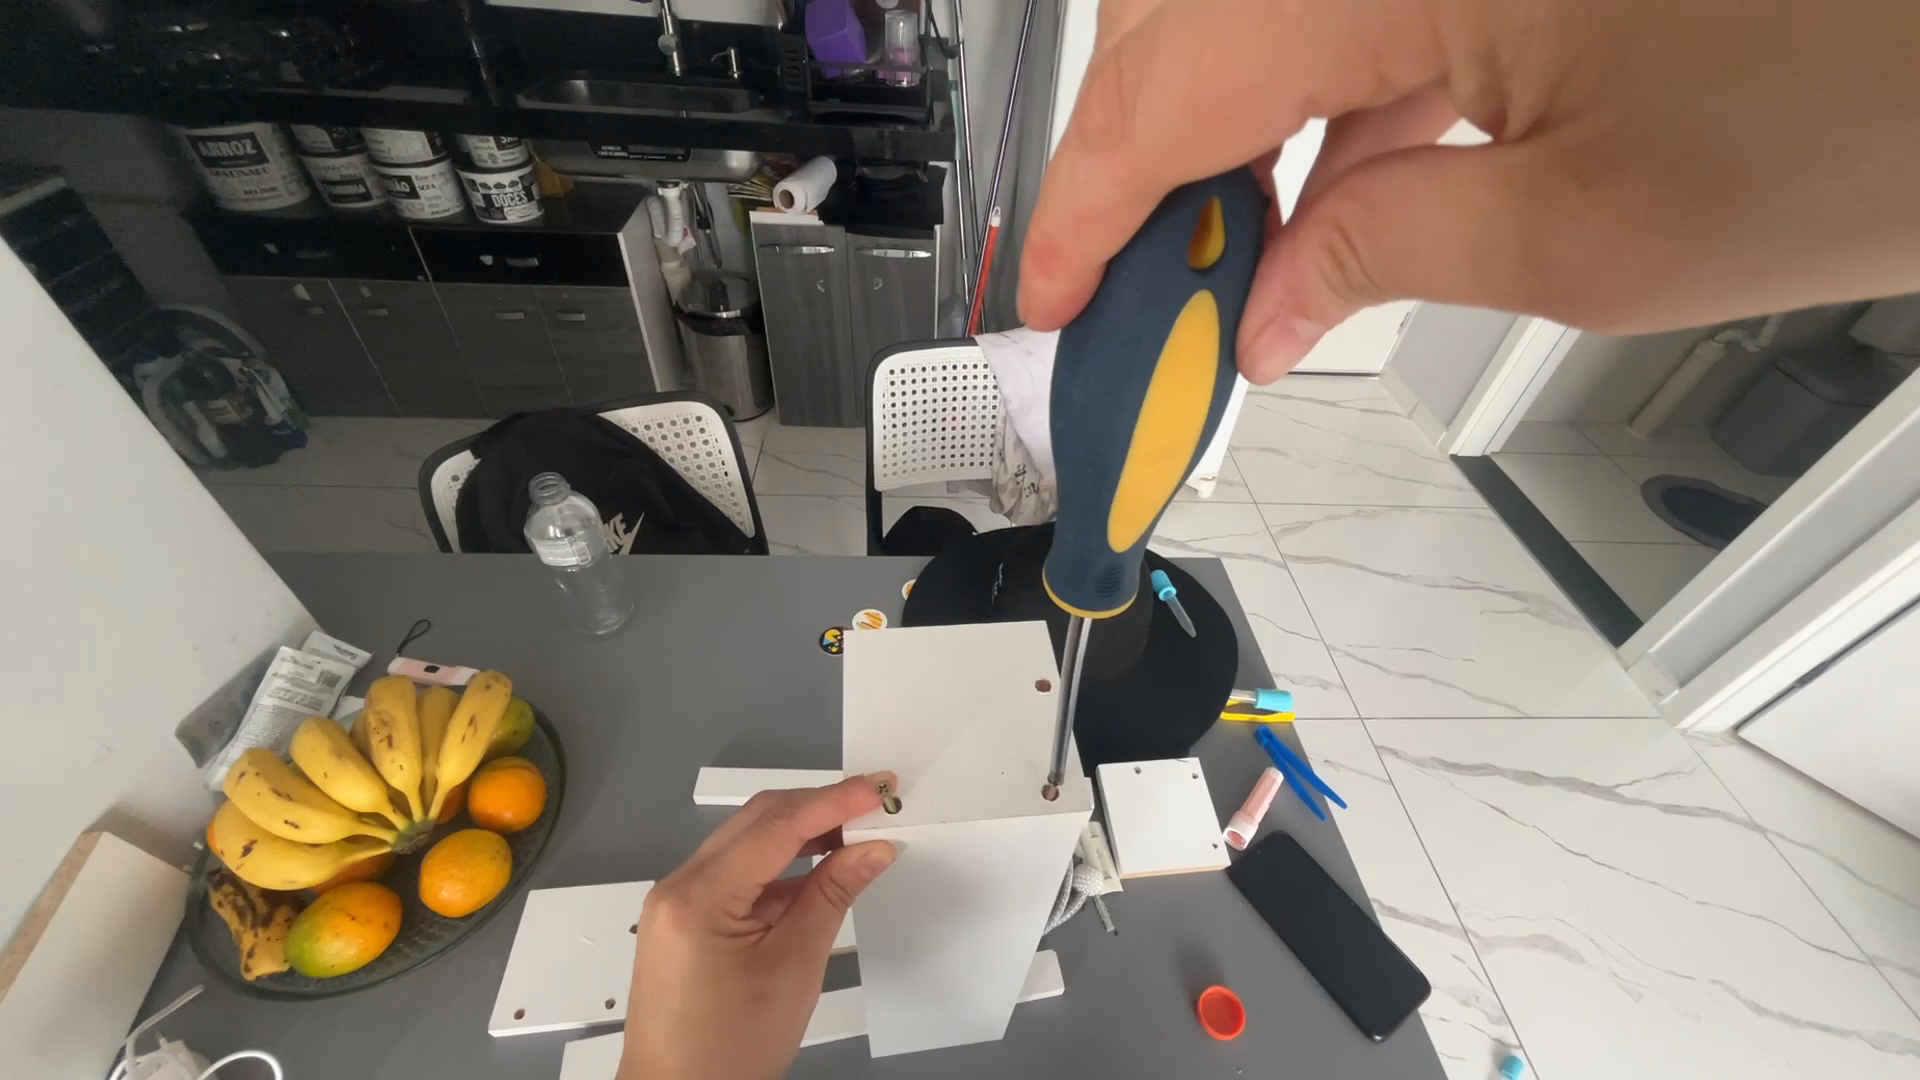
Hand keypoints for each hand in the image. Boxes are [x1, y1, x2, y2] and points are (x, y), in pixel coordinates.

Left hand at [619, 773, 898, 1079]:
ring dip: (803, 829)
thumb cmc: (734, 1047)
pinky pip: (739, 868)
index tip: (879, 787)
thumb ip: (833, 894)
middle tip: (873, 801)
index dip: (833, 801)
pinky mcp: (686, 914)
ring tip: (854, 828)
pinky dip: (782, 861)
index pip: (776, 827)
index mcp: (698, 896)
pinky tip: (819, 864)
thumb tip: (875, 847)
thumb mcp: (794, 967)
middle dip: (819, 805)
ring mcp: (678, 898)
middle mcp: (680, 883)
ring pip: (749, 838)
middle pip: (759, 820)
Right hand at [1019, 0, 1919, 381]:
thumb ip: (1380, 261)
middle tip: (1129, 283)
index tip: (1050, 299)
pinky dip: (1317, 93)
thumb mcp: (1588, 240)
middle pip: (1177, 23)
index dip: (1082, 217)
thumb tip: (1267, 317)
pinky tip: (1337, 183)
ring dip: (1216, 133)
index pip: (1159, 99)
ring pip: (1246, 6)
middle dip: (1131, 168)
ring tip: (1228, 255)